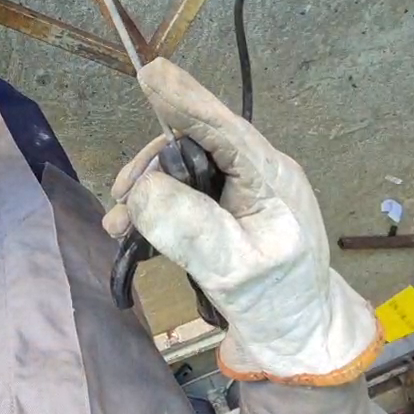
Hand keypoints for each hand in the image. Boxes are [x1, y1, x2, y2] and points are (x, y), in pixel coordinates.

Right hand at [104, 59, 381, 384]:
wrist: (295, 339)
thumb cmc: (276, 304)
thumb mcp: (233, 269)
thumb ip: (190, 228)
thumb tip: (142, 189)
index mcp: (269, 177)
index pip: (223, 128)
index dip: (186, 99)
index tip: (150, 74)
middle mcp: (254, 171)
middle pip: (192, 145)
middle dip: (150, 167)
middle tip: (120, 199)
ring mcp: (238, 187)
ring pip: (180, 168)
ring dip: (145, 191)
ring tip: (118, 226)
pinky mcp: (223, 205)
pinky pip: (181, 190)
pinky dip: (153, 206)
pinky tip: (131, 228)